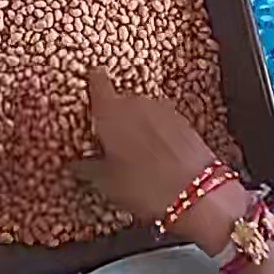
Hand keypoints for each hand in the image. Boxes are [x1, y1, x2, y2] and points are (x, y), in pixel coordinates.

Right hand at [70, 68, 218, 222]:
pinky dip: (155, 133)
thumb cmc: (146, 186)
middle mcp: (135, 102)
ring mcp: (161, 108)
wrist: (198, 192)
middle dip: (113, 118)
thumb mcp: (106, 182)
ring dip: (136, 126)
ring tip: (134, 156)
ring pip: (141, 111)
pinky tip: (156, 157)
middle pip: (119, 100)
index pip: (97, 81)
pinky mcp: (182, 119)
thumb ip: (86, 166)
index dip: (92, 83)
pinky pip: (160, 121)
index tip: (88, 89)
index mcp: (110, 110)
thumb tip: (75, 162)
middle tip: (108, 144)